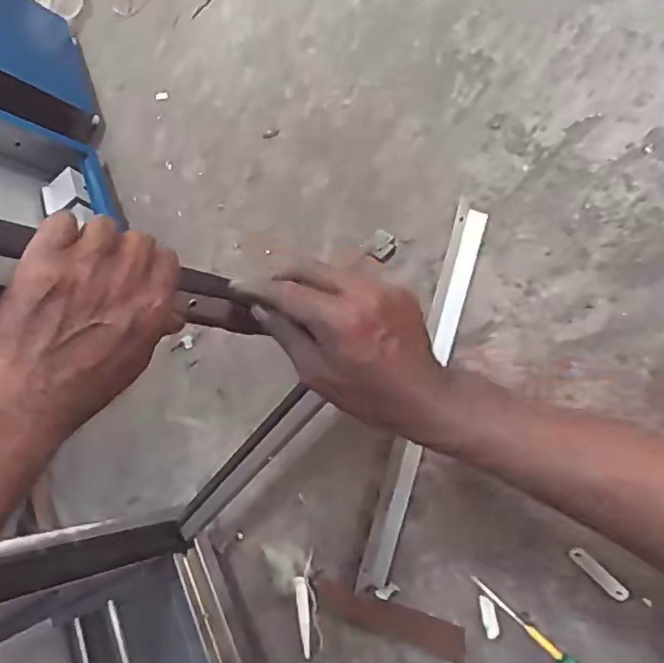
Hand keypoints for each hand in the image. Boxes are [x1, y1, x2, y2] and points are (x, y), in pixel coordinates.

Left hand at [0, 212, 184, 450]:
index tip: (136, 277)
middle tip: (104, 273)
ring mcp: (84, 260)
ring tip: (75, 265)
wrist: (25, 393)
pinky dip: (58, 235)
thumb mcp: (134, 361)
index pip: (166, 260)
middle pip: (137, 239)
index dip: (149, 268)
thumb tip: (167, 309)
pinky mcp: (45, 255)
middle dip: (123, 254)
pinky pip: (61, 222)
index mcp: (152, 302)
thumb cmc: (81, 387)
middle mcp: (125, 274)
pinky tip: (51, 257)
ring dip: (92, 243)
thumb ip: (154, 324)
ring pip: (101, 226)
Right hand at [245, 262, 452, 438]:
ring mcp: (382, 286)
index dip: (258, 287)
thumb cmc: (368, 395)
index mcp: (340, 319)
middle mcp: (361, 292)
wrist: (425, 396)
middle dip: (280, 274)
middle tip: (262, 288)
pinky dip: (334, 287)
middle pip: (308, 267)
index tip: (238, 286)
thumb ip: (286, 335)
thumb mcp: (317, 373)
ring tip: (295, 299)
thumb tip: (262, 309)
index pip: (288, 291)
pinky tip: (331, 306)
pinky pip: (354, 278)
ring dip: (307, 279)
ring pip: (331, 269)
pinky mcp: (396, 287)